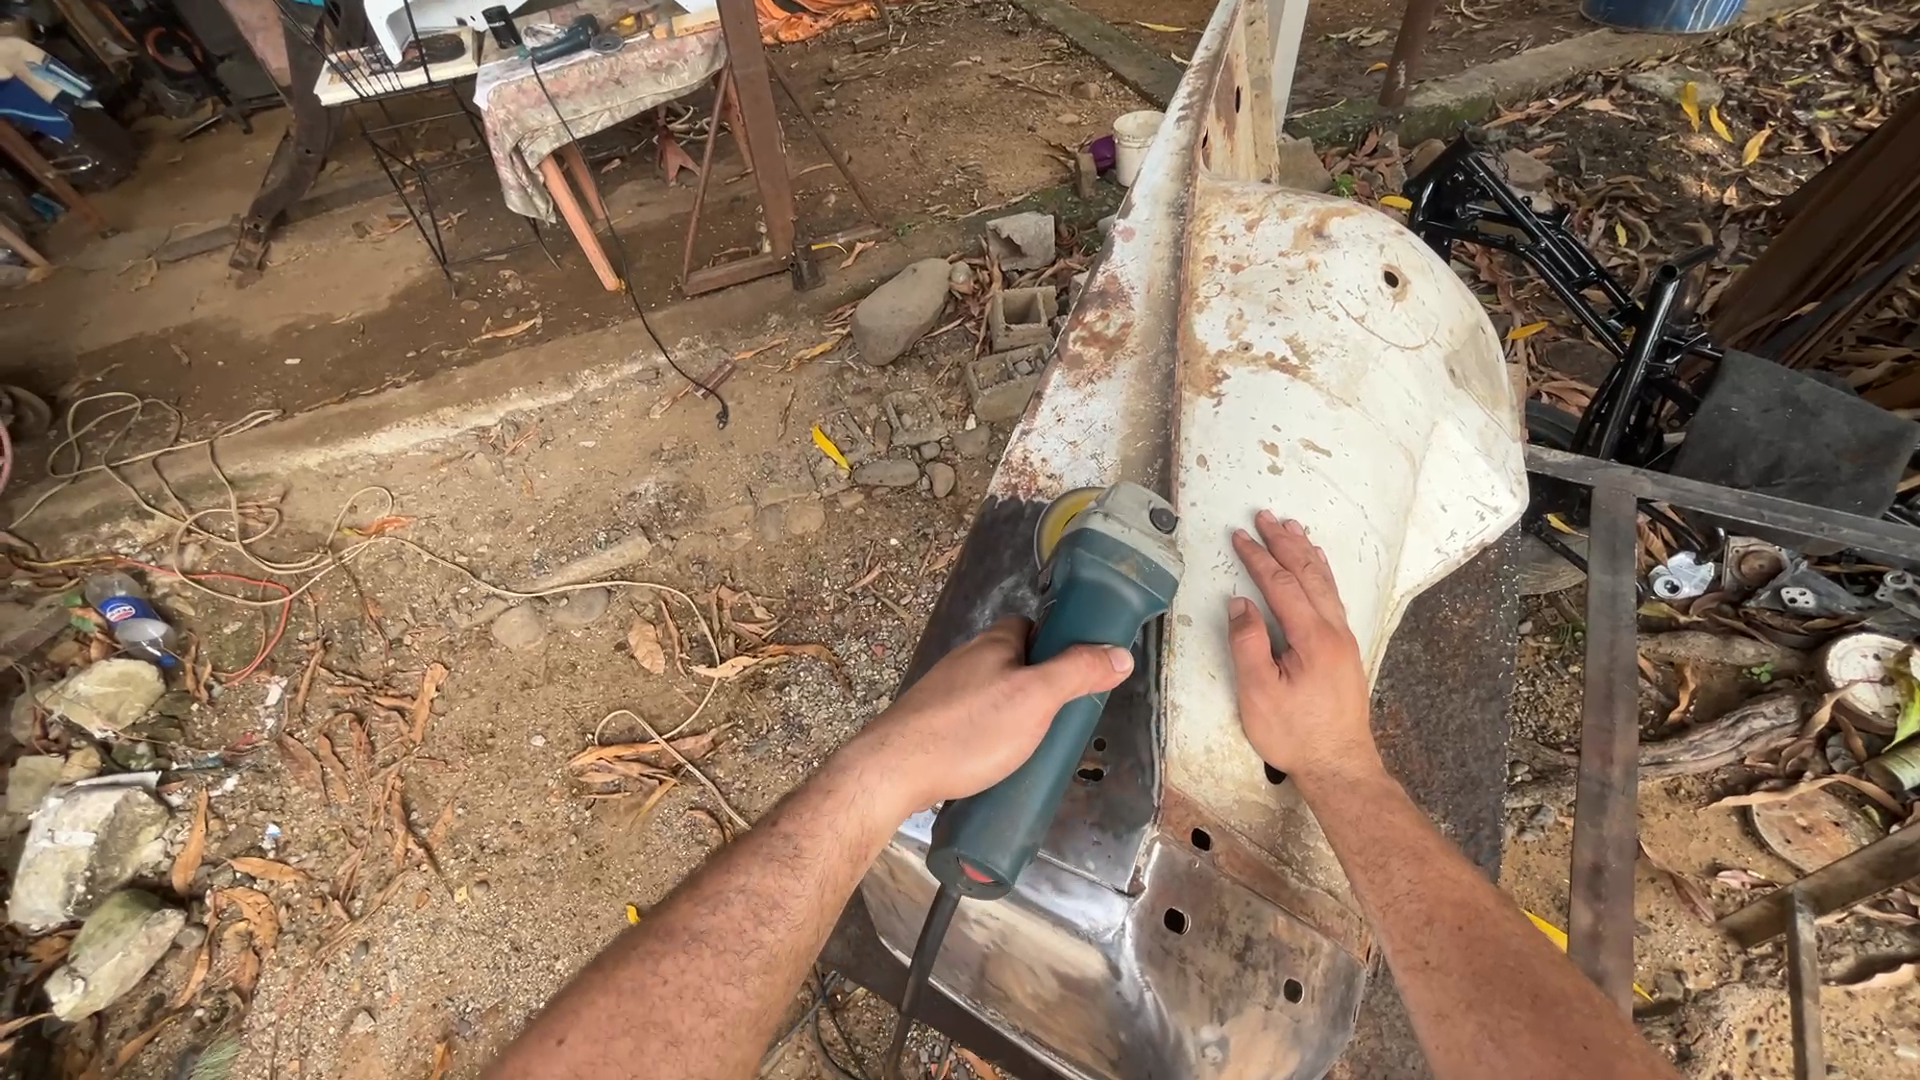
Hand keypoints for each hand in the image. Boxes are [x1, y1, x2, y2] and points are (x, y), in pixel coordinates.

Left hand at [853, 616, 1133, 814]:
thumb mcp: (1036, 699)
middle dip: (1037, 683)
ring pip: (990, 692)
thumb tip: (1120, 653)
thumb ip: (1077, 673)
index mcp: (993, 644)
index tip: (1075, 672)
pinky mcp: (930, 721)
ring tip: (1032, 744)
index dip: (1054, 642)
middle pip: (1011, 660)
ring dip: (1012, 711)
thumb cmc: (971, 729)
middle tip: (1060, 716)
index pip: (1029, 626)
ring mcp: (944, 691)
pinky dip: (988, 732)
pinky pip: (970, 718)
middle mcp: (966, 659)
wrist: (895, 769)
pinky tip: (994, 759)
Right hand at [1227, 510, 1379, 787]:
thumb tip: (1240, 602)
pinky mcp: (1343, 649)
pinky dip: (1320, 572)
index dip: (1257, 558)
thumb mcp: (1258, 691)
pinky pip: (1332, 596)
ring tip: (1291, 528)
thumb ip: (1247, 642)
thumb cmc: (1293, 732)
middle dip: (1283, 543)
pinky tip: (1315, 565)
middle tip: (1264, 516)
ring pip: (1324, 582)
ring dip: (1304, 552)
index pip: (1280, 584)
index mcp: (1312, 637)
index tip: (1238, 536)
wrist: (1339, 765)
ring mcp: (1343, 638)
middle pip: (1307, 574)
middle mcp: (1334, 630)